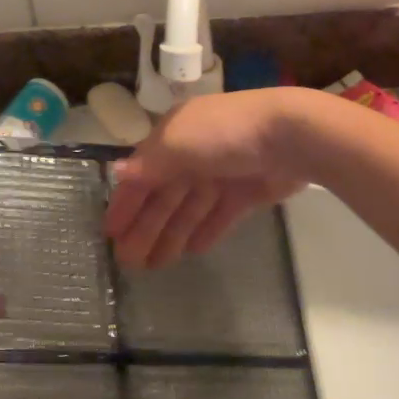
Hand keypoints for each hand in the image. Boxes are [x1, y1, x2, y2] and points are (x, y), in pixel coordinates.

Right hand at [105, 90, 306, 268]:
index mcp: (173, 136)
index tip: (111, 233)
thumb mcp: (177, 144)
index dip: (126, 202)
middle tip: (128, 262)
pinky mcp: (246, 193)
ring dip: (170, 235)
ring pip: (188, 209)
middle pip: (163, 195)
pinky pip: (218, 216)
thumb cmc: (223, 133)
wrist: (288, 136)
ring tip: (153, 266)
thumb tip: (117, 173)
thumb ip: (148, 165)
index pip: (142, 173)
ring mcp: (222, 174)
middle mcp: (194, 153)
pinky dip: (203, 231)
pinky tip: (190, 252)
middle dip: (145, 226)